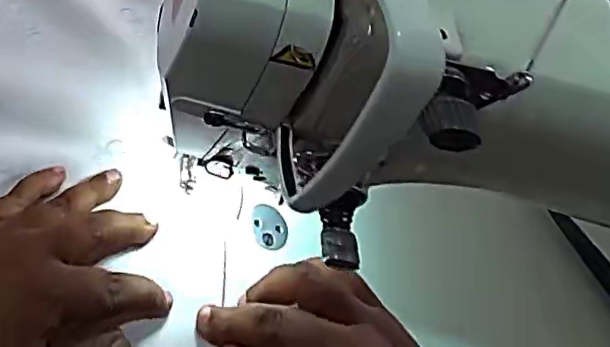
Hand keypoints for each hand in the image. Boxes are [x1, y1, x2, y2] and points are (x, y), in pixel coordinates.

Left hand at [0, 167, 171, 346]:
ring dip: (90, 189)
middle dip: (125, 227)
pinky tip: (54, 173)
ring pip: (61, 201)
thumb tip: (117, 338)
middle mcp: (34, 250)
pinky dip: (39, 181)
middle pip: (93, 231)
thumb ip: (82, 343)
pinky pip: (19, 194)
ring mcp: (9, 232)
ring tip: (114, 178)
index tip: (157, 297)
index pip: (113, 289)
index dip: (141, 295)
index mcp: (52, 290)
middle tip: (149, 223)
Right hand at [198, 260, 419, 346]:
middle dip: (256, 298)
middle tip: (230, 315)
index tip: (211, 325)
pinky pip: (350, 283)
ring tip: (262, 300)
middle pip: (300, 285)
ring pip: (327, 274)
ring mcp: (391, 328)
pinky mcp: (398, 329)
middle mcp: (376, 335)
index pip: (279, 325)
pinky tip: (303, 295)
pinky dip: (318, 283)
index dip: (235, 326)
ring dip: (285, 282)